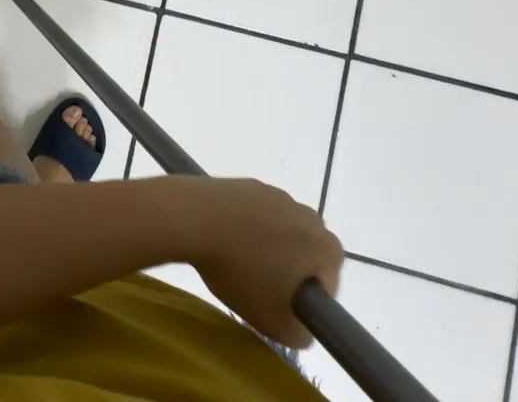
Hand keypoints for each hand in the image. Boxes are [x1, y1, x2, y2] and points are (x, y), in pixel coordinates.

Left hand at [167, 177, 343, 348]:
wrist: (192, 218)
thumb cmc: (240, 272)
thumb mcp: (276, 325)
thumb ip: (301, 335)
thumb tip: (300, 326)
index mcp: (326, 246)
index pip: (326, 285)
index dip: (302, 301)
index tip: (275, 303)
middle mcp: (308, 214)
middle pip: (303, 255)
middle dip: (283, 271)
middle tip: (253, 283)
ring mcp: (275, 193)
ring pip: (277, 232)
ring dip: (261, 247)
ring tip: (232, 259)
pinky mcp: (246, 183)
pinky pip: (252, 213)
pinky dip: (241, 225)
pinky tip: (220, 236)